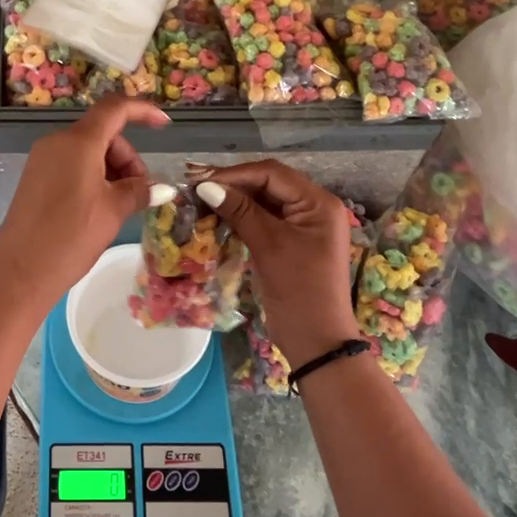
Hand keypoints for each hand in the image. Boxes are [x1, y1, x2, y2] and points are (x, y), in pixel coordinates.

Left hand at [0, 96, 169, 303]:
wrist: (19, 271)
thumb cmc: (70, 236)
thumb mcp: (113, 212)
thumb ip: (139, 191)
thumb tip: (163, 188)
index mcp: (78, 142)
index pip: (115, 109)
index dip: (142, 111)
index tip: (164, 125)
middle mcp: (57, 141)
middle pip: (103, 133)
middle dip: (127, 158)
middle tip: (139, 194)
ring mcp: (43, 158)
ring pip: (88, 150)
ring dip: (111, 170)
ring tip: (119, 206)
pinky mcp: (35, 177)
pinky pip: (72, 164)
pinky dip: (93, 177)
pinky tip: (99, 207)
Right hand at [191, 159, 357, 367]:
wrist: (317, 343)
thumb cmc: (299, 290)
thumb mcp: (269, 246)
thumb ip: (239, 211)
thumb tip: (205, 185)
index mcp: (319, 202)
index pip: (272, 174)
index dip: (235, 174)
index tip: (202, 181)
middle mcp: (315, 207)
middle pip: (269, 184)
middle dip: (234, 184)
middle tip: (198, 187)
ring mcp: (305, 225)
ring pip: (265, 200)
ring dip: (236, 200)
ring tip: (203, 200)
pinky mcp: (293, 241)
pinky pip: (266, 219)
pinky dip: (243, 217)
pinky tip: (219, 217)